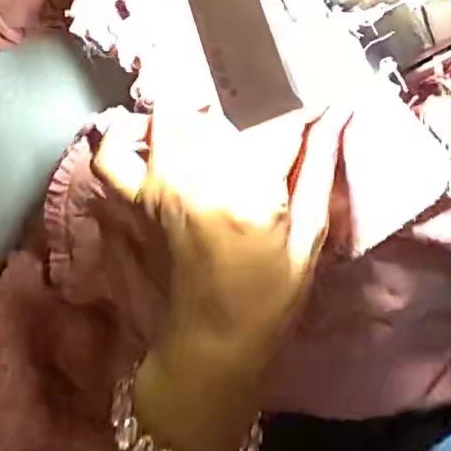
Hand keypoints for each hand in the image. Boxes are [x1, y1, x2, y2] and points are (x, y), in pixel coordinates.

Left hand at [92, 105, 345, 450]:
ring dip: (196, 110)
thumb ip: (321, 167)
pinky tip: (153, 128)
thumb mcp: (308, 238)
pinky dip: (127, 134)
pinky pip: (114, 154)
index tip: (321, 105)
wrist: (209, 347)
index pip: (279, 125)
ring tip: (221, 116)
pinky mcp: (137, 199)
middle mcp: (196, 183)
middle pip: (221, 111)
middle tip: (272, 112)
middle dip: (252, 104)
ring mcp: (158, 188)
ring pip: (170, 118)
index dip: (304, 111)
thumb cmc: (269, 297)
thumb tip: (336, 113)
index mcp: (248, 197)